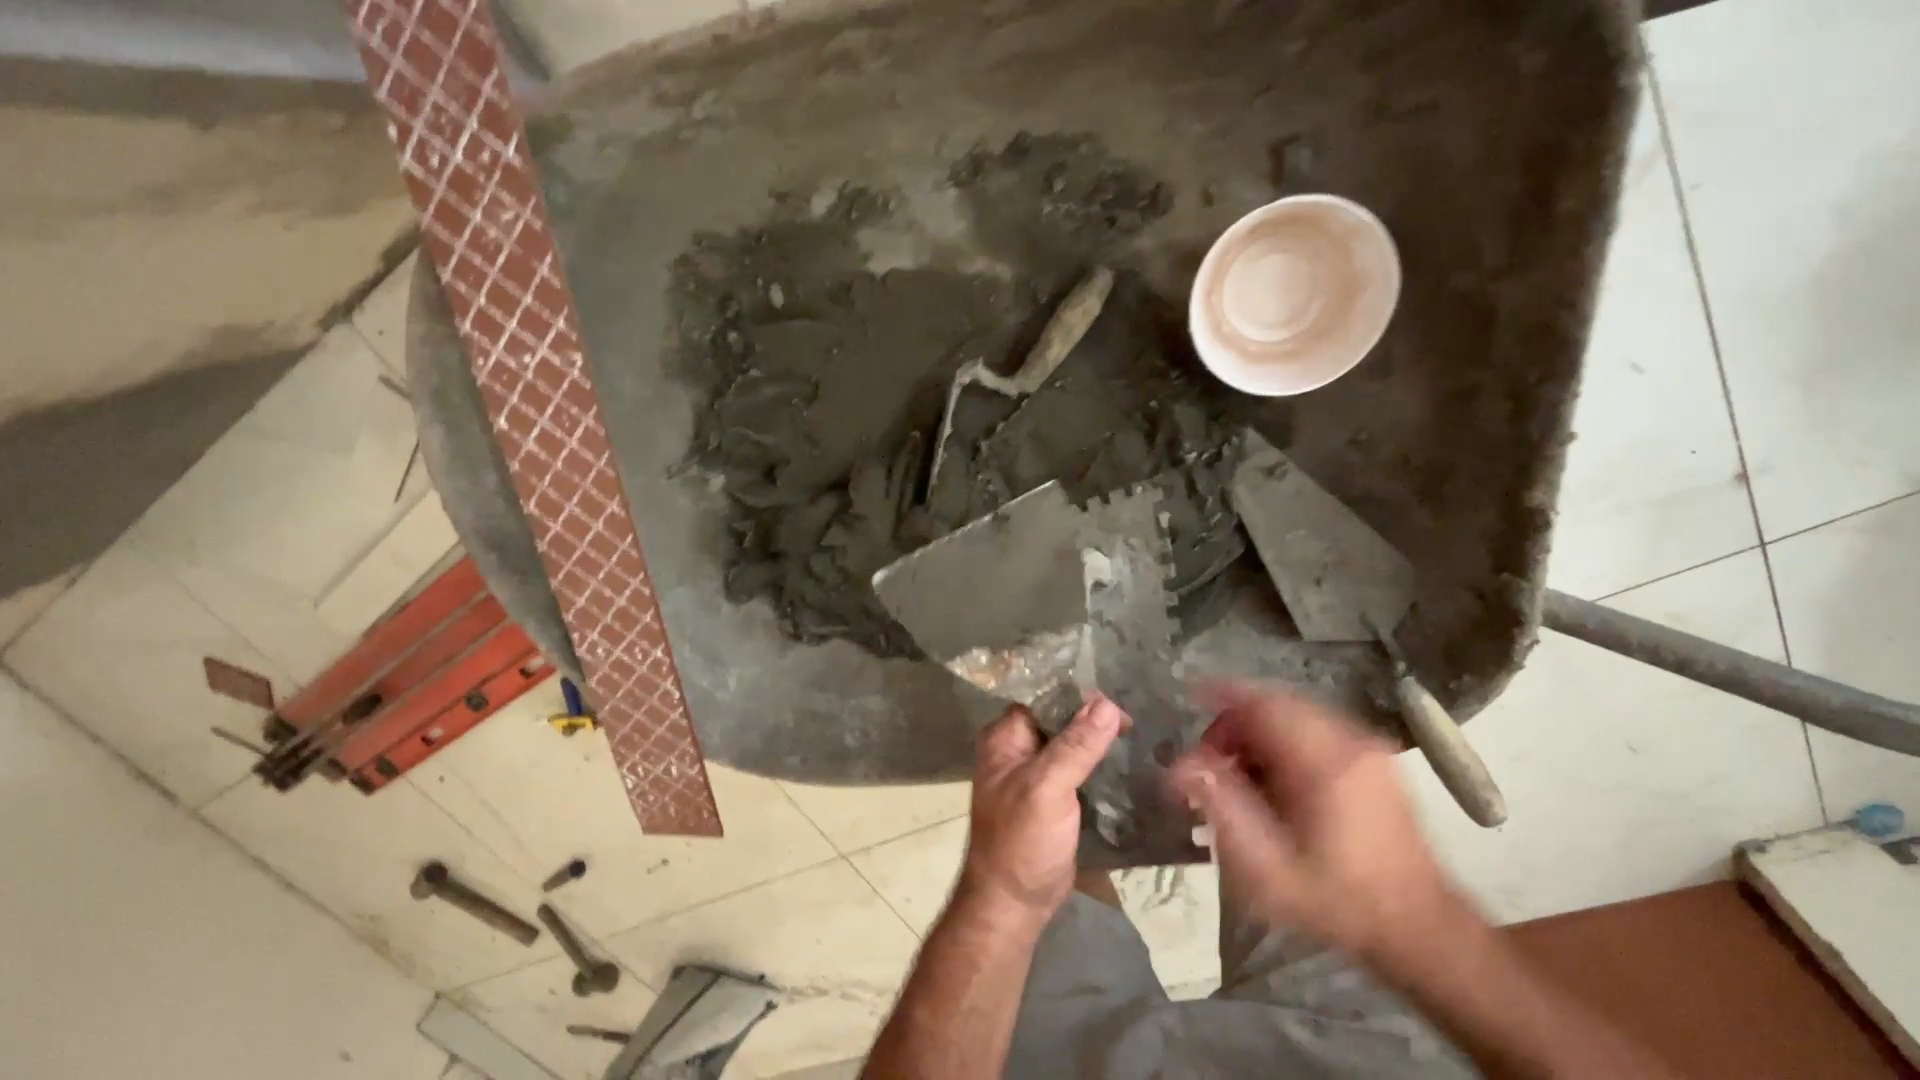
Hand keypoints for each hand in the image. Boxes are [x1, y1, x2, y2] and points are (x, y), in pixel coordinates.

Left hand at [958, 696, 1125, 927]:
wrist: (1014, 903)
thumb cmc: (1021, 841)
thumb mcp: (1047, 787)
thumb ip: (1076, 746)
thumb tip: (1107, 703)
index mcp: (1005, 738)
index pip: (1044, 698)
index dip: (1079, 695)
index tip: (1118, 698)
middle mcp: (1017, 750)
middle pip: (1061, 719)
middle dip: (1094, 717)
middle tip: (1137, 717)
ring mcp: (1036, 775)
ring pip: (1073, 745)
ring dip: (1100, 742)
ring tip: (1140, 734)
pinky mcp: (1055, 799)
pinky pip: (1080, 771)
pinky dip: (1100, 766)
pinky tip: (1129, 762)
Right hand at [1169, 682, 1458, 958]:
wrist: (1420, 928)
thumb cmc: (1338, 901)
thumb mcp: (1268, 868)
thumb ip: (1223, 811)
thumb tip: (1182, 766)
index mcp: (1326, 762)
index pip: (1265, 703)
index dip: (1223, 696)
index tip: (1191, 699)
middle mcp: (1352, 742)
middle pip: (1280, 706)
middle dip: (1237, 724)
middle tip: (1209, 763)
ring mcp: (1370, 751)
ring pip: (1299, 718)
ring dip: (1260, 736)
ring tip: (1237, 778)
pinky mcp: (1376, 764)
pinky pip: (1318, 733)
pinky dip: (1285, 745)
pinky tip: (1273, 784)